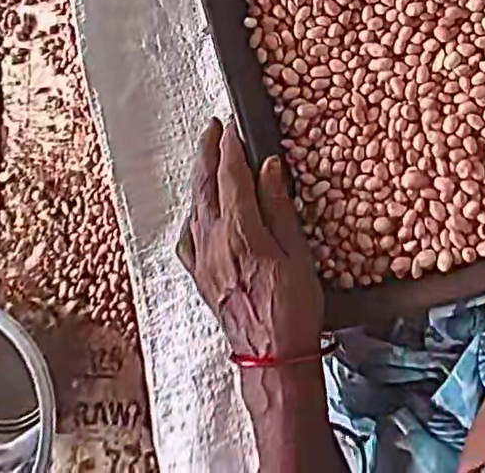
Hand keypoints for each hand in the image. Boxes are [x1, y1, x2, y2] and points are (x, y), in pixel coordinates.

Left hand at [176, 120, 323, 361]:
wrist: (273, 360)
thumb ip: (278, 206)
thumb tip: (267, 167)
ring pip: (194, 207)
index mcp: (240, 233)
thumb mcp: (296, 251)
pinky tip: (197, 210)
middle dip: (208, 152)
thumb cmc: (292, 307)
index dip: (231, 147)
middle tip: (213, 128)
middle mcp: (213, 243)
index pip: (230, 177)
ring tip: (207, 156)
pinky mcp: (201, 277)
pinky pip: (188, 238)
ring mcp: (203, 261)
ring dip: (200, 176)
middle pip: (205, 186)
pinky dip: (192, 214)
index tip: (233, 125)